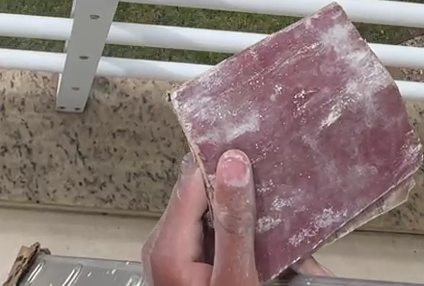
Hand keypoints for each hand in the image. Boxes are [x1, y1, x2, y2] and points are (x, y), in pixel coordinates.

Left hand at [143, 151, 257, 285]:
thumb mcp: (234, 279)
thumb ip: (233, 226)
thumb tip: (233, 164)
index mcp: (166, 245)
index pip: (192, 178)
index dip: (222, 161)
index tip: (251, 150)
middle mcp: (160, 243)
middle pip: (196, 192)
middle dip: (228, 184)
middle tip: (263, 178)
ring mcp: (168, 253)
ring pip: (201, 209)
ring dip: (229, 205)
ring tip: (261, 199)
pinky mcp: (179, 262)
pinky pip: (203, 228)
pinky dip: (226, 225)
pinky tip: (249, 228)